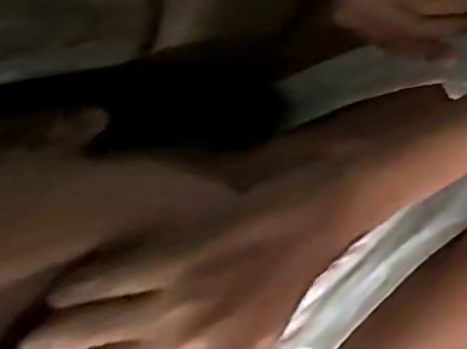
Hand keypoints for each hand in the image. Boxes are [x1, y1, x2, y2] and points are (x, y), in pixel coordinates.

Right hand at [24, 178, 348, 348]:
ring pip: (62, 331)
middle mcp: (196, 339)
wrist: (342, 194)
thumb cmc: (310, 254)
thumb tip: (156, 347)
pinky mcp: (178, 255)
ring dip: (65, 320)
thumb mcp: (262, 322)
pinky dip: (82, 281)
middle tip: (84, 332)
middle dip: (74, 345)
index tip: (113, 345)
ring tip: (80, 307)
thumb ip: (212, 343)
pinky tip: (99, 274)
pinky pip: (87, 284)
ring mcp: (184, 297)